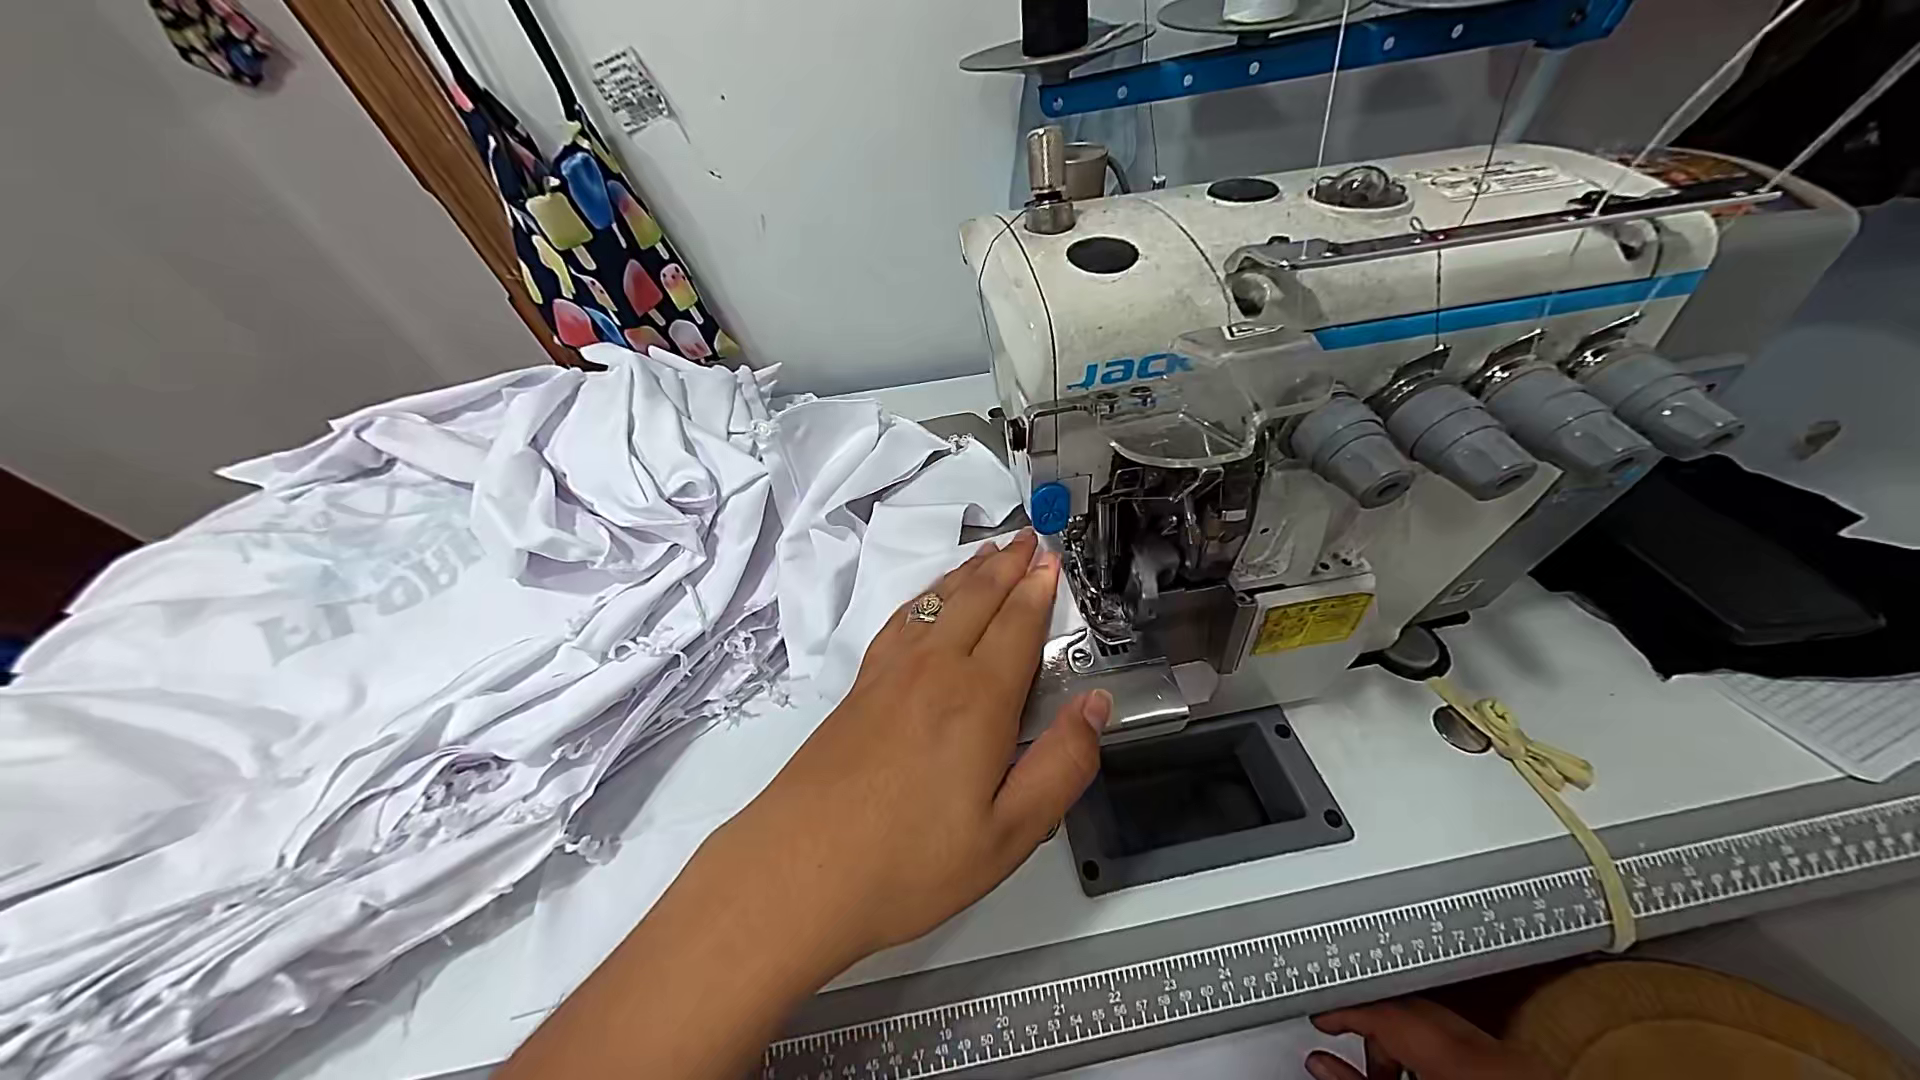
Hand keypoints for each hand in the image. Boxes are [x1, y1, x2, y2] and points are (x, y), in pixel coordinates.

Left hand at [722, 528, 1112, 964]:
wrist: (798, 872)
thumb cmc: (910, 862)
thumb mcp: (1009, 833)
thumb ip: (1062, 764)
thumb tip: (1095, 705)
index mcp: (977, 699)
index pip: (1018, 624)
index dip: (1039, 589)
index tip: (1051, 559)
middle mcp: (933, 669)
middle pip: (977, 598)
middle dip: (1008, 565)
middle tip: (1027, 538)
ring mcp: (889, 673)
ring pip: (937, 602)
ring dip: (968, 572)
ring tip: (989, 554)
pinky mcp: (859, 686)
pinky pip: (901, 621)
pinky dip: (925, 597)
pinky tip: (928, 599)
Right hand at [1306, 999, 1552, 1079]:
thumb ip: (1359, 1079)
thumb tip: (1321, 1062)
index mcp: (1444, 1045)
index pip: (1376, 1004)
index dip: (1341, 1007)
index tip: (1323, 1015)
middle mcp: (1475, 1040)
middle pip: (1403, 1009)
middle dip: (1374, 1029)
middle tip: (1355, 1057)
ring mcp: (1502, 1053)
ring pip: (1432, 1024)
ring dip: (1404, 1042)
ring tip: (1391, 1075)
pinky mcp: (1519, 1064)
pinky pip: (1462, 1040)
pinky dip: (1437, 1052)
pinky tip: (1427, 1073)